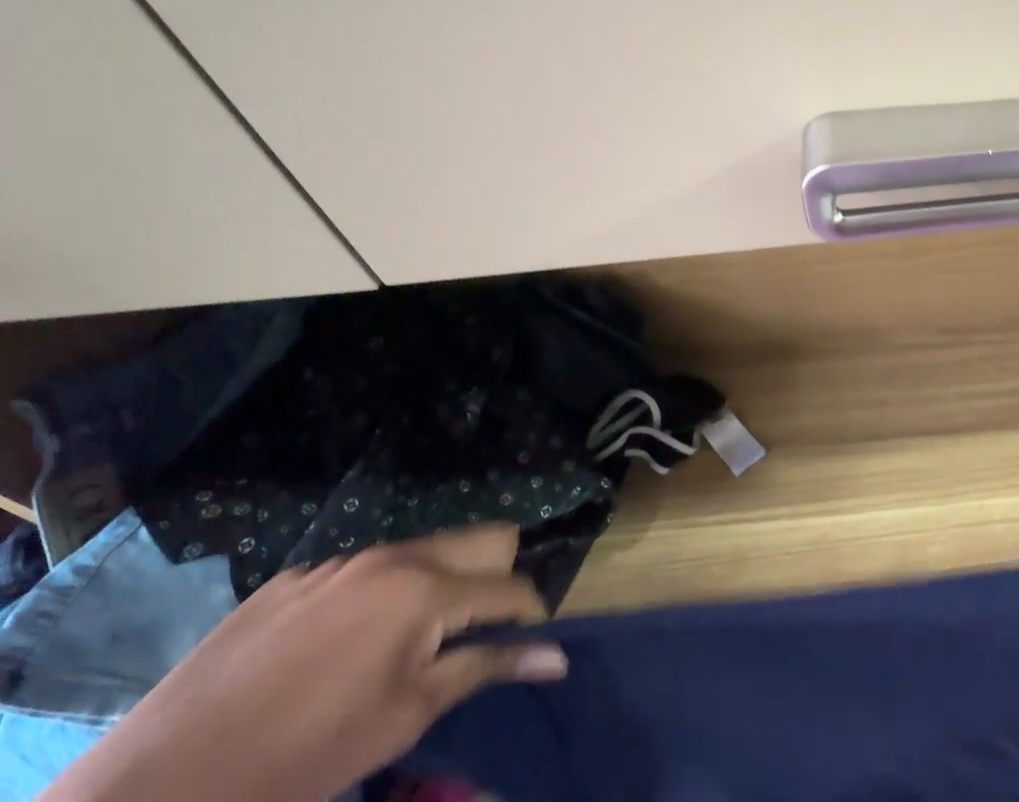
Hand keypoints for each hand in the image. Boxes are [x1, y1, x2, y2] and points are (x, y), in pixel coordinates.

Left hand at [43, 524, 567, 801]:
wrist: (164, 778)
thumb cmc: (307, 752)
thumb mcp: (410, 713)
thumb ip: (488, 667)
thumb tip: (558, 655)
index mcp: (424, 589)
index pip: (512, 585)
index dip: (531, 618)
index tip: (526, 649)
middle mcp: (389, 557)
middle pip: (486, 537)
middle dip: (500, 578)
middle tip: (476, 635)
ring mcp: (337, 562)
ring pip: (427, 550)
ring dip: (444, 584)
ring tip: (414, 643)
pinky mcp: (294, 577)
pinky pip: (367, 569)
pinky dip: (385, 595)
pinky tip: (349, 648)